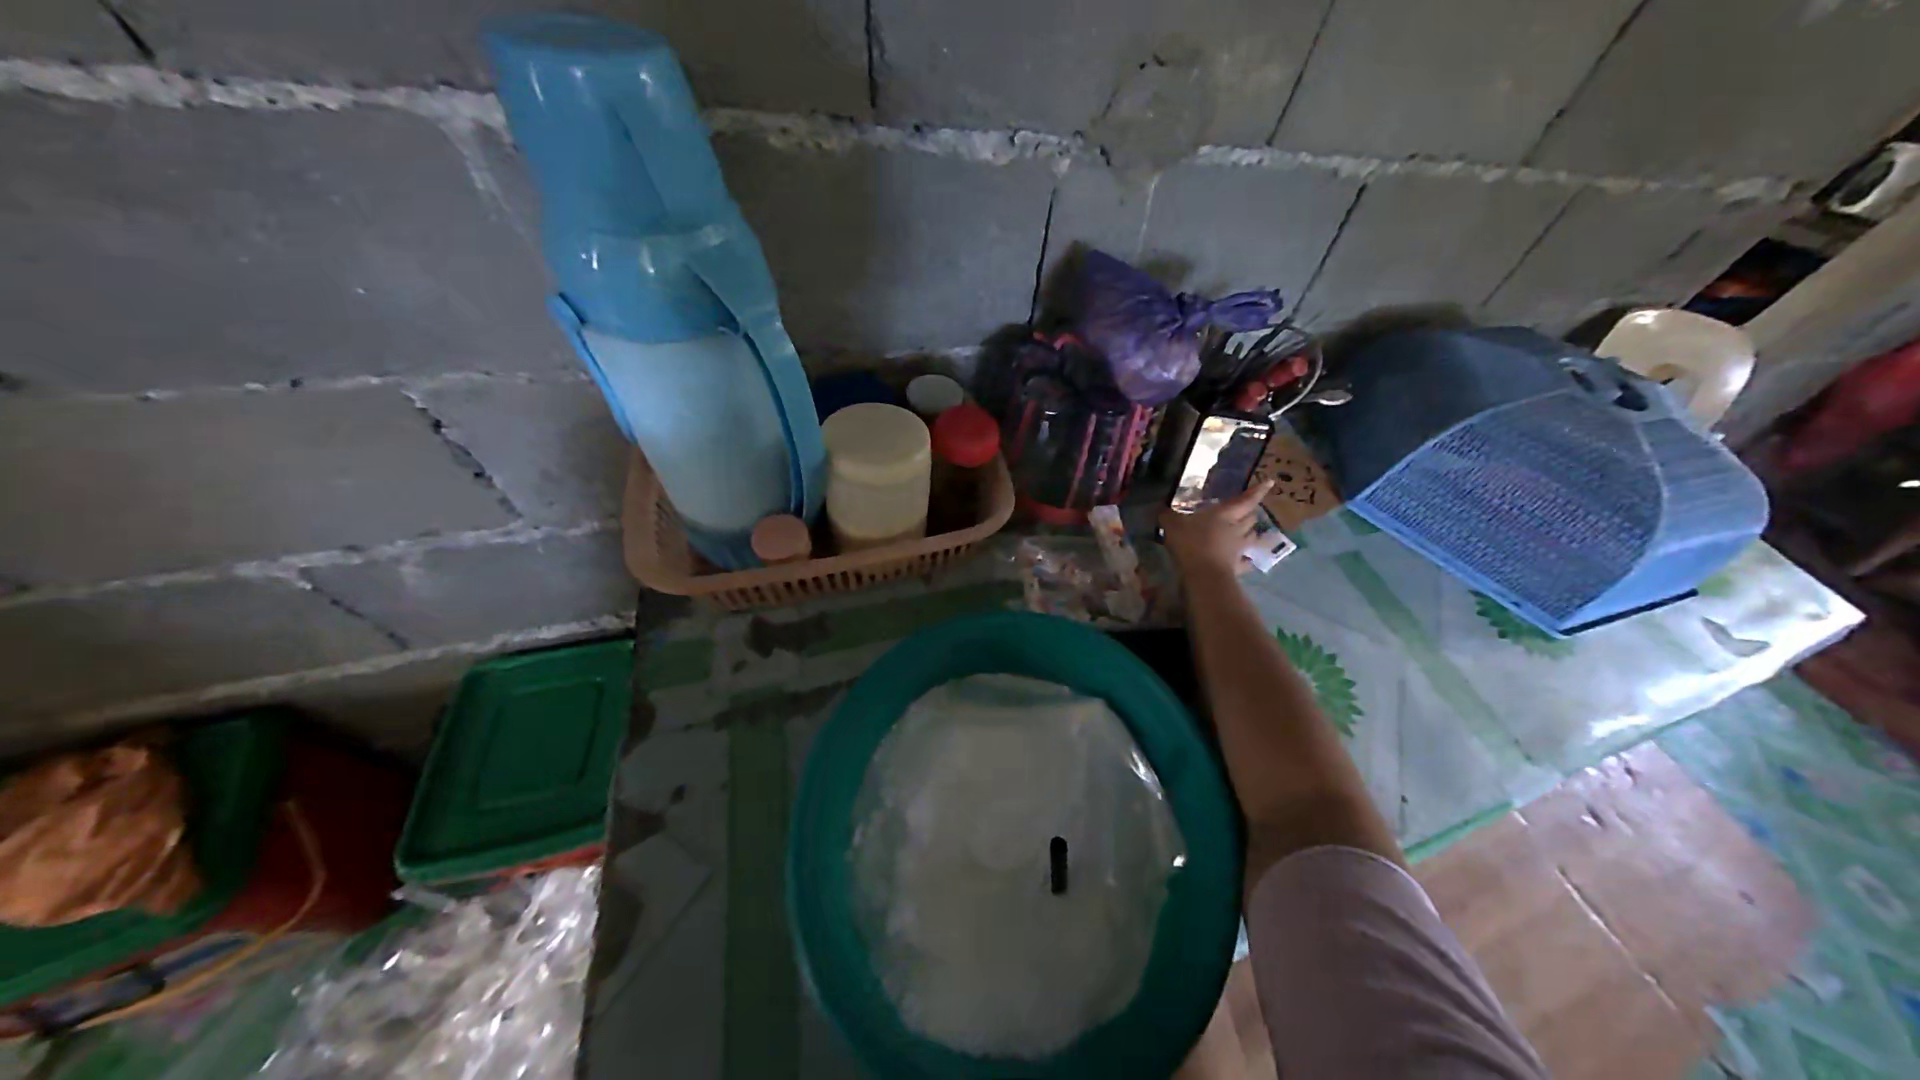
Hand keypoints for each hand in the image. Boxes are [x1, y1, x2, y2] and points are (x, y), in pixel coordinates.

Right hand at [1160, 481, 1273, 578]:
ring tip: (1248, 533)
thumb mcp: (1172, 525)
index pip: (1244, 500)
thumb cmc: (1190, 542)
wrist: (1204, 574)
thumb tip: (1161, 510)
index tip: (1270, 483)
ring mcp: (1238, 549)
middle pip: (1250, 518)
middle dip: (1250, 514)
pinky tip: (1246, 561)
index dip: (1257, 491)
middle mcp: (1236, 529)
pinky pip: (1246, 562)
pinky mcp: (1237, 567)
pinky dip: (1247, 560)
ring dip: (1250, 534)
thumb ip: (1168, 516)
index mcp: (1223, 514)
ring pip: (1251, 538)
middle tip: (1247, 512)